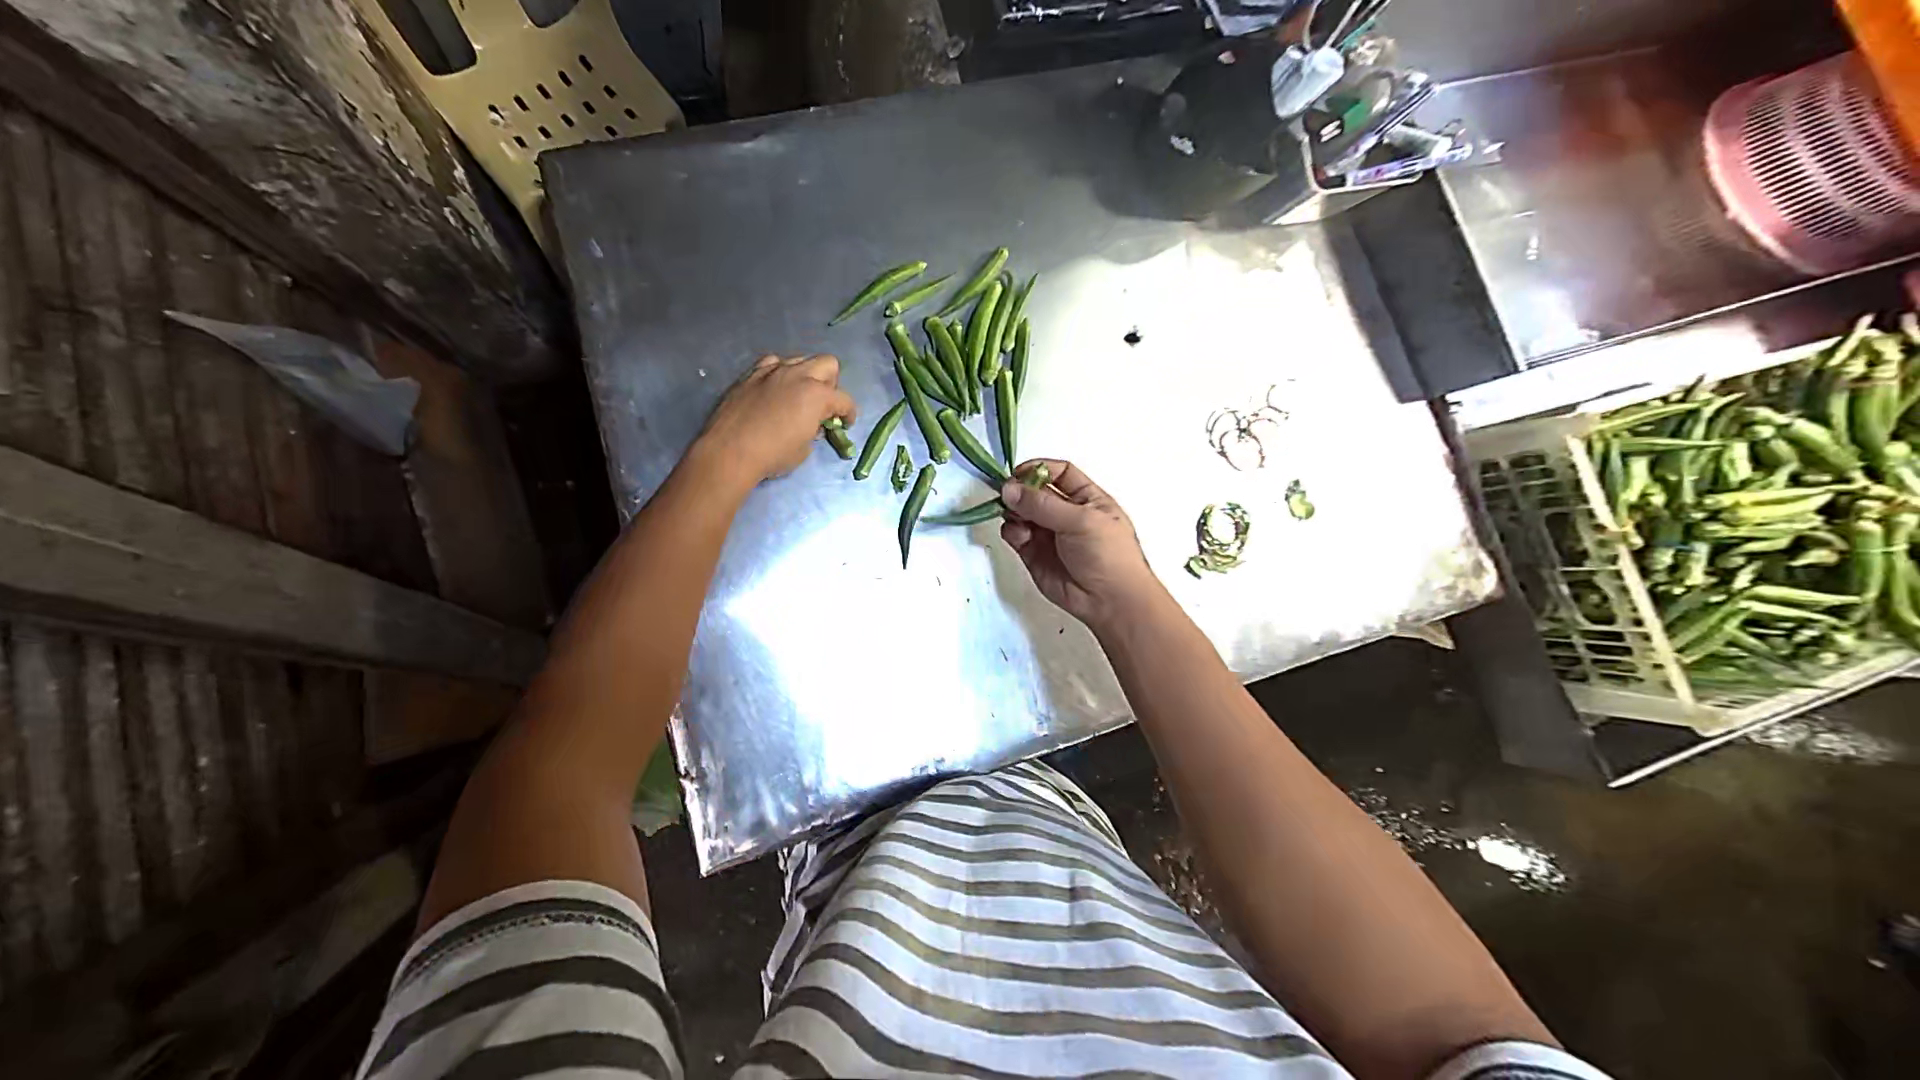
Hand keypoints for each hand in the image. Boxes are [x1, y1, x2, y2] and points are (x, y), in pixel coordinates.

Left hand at [693, 354, 854, 486]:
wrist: (729, 451)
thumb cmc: (772, 455)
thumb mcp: (804, 449)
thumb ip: (814, 430)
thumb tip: (813, 424)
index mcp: (817, 395)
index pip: (844, 399)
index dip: (849, 413)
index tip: (845, 423)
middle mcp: (798, 375)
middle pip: (828, 364)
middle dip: (832, 383)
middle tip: (824, 404)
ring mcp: (773, 371)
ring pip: (800, 359)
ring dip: (807, 375)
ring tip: (799, 394)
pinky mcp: (751, 374)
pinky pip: (773, 363)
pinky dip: (780, 373)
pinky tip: (775, 388)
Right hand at [998, 459, 1163, 630]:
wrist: (1109, 601)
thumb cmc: (1108, 555)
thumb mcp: (1081, 520)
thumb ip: (1043, 504)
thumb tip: (1010, 489)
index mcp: (1086, 499)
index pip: (1059, 473)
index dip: (1039, 469)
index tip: (1019, 473)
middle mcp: (1065, 514)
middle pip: (1035, 492)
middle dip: (1020, 491)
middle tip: (1008, 495)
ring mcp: (1049, 534)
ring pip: (1021, 512)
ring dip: (1014, 512)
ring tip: (1018, 520)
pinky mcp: (1034, 553)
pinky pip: (1015, 534)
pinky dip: (1012, 532)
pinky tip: (1020, 536)